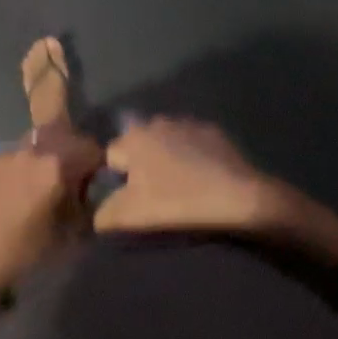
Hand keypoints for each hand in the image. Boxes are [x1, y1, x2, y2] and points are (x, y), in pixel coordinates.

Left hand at [0, 124, 102, 322]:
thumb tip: (88, 194)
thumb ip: (84, 207)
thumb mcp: (68, 236)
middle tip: (75, 180)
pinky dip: (24, 166)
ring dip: (47, 157)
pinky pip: (15, 156)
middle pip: (62, 138)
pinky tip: (19, 191)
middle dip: (73, 154)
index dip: (98, 163)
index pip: (89, 148)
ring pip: (36, 144)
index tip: (98, 179)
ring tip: (45, 185)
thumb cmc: (24, 255)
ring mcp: (4, 155)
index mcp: (54, 166)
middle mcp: (30, 151)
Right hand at [93, 117, 286, 234]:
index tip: (131, 202)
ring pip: (165, 144)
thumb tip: (97, 214)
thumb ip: (103, 214)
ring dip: (167, 160)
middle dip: (142, 167)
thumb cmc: (178, 203)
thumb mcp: (130, 216)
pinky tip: (202, 180)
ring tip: (180, 189)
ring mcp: (188, 124)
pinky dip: (192, 158)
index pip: (111, 157)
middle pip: (138, 147)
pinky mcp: (214, 133)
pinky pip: (192, 145)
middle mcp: (156, 122)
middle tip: (155, 197)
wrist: (240, 198)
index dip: (117, 181)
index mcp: (133, 138)